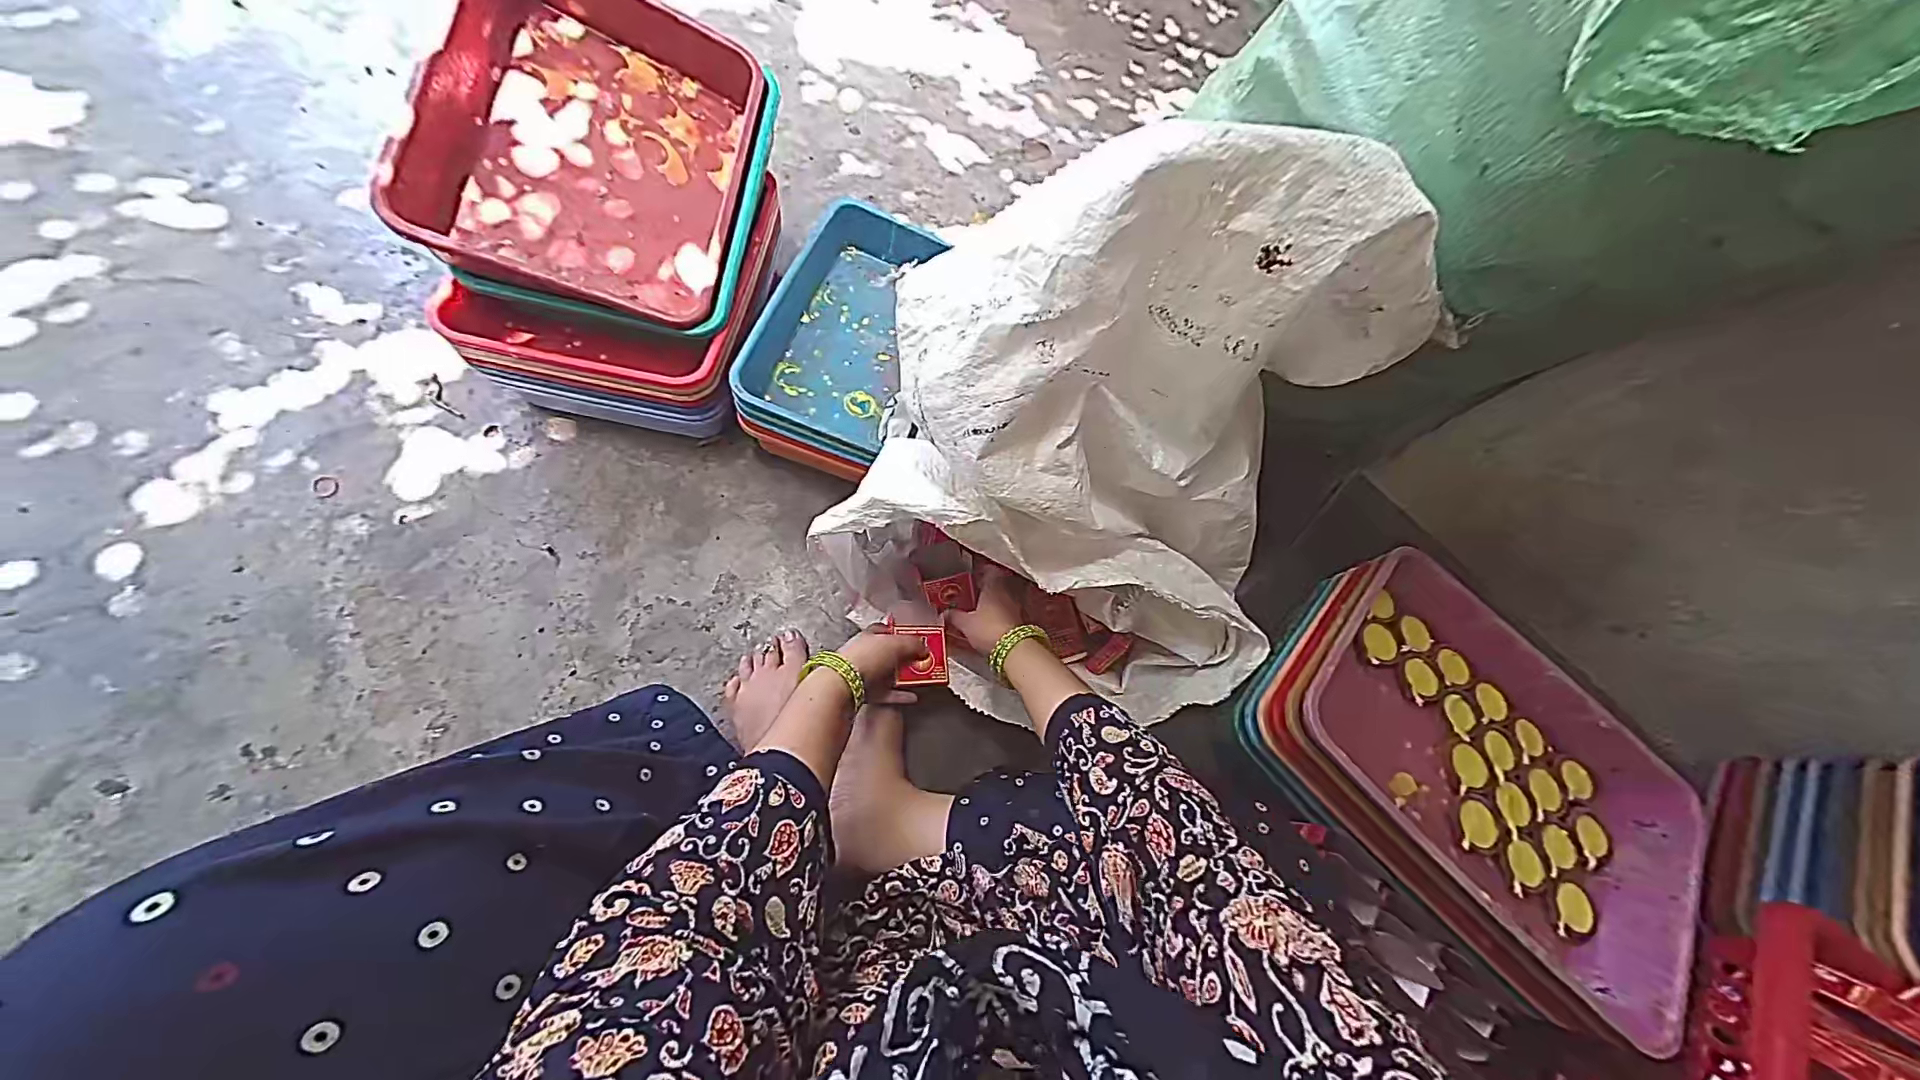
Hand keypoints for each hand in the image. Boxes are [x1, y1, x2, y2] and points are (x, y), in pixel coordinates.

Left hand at [834, 628, 927, 705]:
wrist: (844, 685)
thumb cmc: (864, 658)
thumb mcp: (896, 644)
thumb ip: (912, 644)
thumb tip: (923, 646)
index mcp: (867, 635)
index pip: (885, 630)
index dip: (900, 633)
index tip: (914, 638)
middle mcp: (862, 653)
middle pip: (885, 653)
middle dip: (902, 657)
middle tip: (918, 660)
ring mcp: (861, 673)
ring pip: (884, 673)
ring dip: (900, 677)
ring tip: (916, 679)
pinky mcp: (862, 693)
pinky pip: (884, 693)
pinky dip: (898, 695)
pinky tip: (910, 697)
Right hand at [945, 565, 1025, 654]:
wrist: (1014, 649)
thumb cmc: (988, 629)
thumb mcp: (966, 624)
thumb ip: (954, 616)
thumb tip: (945, 613)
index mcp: (993, 585)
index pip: (988, 570)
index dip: (978, 572)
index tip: (969, 576)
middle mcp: (1007, 591)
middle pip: (995, 585)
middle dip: (983, 589)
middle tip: (969, 594)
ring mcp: (1016, 605)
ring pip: (1001, 598)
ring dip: (991, 602)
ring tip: (977, 610)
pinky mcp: (1021, 620)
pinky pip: (1007, 611)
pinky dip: (998, 614)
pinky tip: (989, 622)